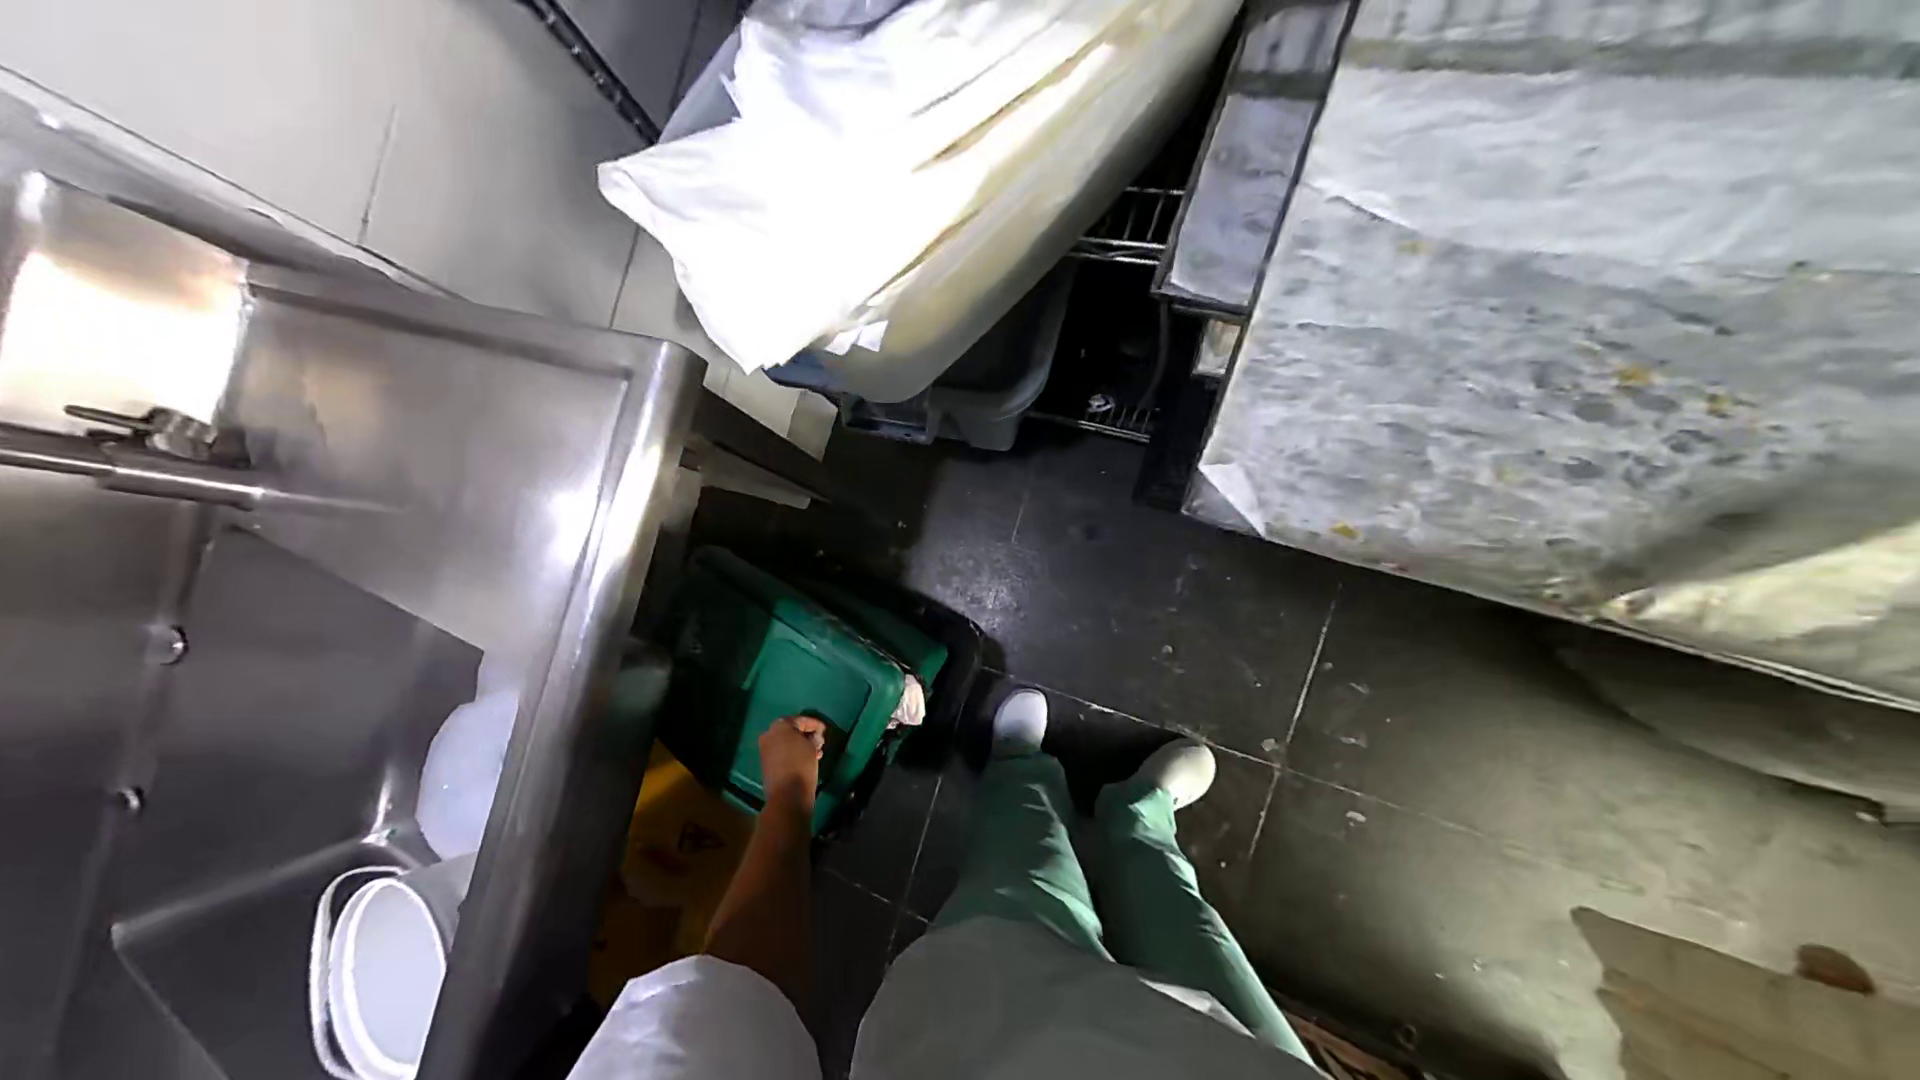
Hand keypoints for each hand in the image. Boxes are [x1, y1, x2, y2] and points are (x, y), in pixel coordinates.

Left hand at [759, 715, 825, 802]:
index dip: (815, 724)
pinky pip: (783, 752)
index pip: (801, 720)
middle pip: (792, 730)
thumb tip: (813, 737)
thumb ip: (813, 737)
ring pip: (787, 742)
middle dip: (807, 735)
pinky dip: (794, 753)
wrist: (787, 794)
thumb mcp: (812, 746)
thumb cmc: (802, 764)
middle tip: (820, 742)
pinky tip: (807, 759)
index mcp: (780, 726)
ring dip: (802, 745)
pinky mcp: (766, 763)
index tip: (825, 731)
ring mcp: (766, 749)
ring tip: (817, 752)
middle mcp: (769, 734)